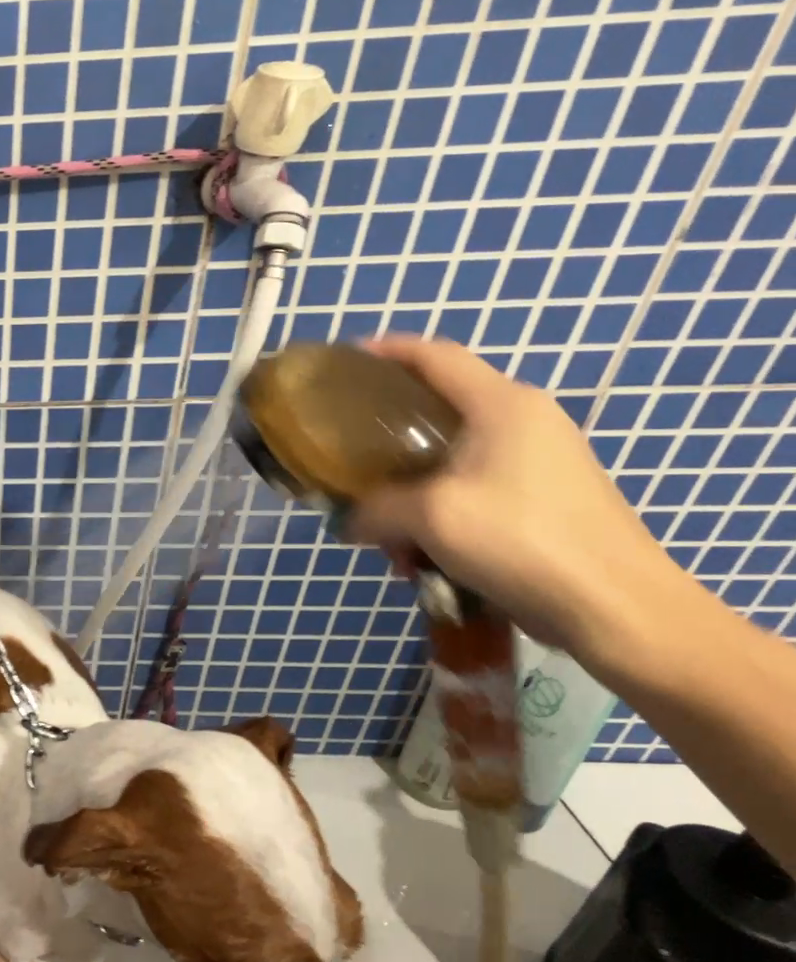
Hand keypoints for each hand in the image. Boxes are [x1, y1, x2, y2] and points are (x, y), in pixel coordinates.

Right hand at [343, 336, 679, 659]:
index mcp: (501, 405)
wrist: (620, 609)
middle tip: (348, 459)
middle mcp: (525, 422)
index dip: (384, 352)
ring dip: (410, 493)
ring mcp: (541, 462)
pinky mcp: (547, 500)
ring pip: (452, 460)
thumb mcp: (427, 517)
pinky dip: (440, 515)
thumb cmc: (521, 539)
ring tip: (387, 534)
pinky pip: (475, 491)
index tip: (342, 363)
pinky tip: (424, 557)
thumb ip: (374, 509)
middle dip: (387, 440)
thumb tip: (347, 521)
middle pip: (439, 409)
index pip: (434, 355)